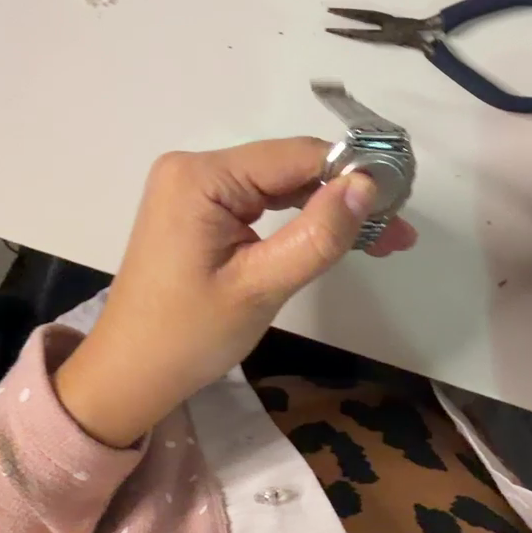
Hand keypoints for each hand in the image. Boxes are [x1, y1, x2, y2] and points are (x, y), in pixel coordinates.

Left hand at [53, 138, 417, 446]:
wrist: (130, 375)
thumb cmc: (188, 336)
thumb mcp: (260, 287)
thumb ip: (317, 234)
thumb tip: (368, 185)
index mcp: (201, 177)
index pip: (294, 157)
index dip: (351, 173)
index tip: (401, 201)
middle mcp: (196, 169)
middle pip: (288, 168)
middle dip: (344, 196)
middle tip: (398, 231)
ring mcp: (196, 190)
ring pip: (280, 186)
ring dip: (327, 210)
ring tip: (382, 237)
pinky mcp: (201, 212)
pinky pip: (261, 204)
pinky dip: (298, 221)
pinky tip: (335, 236)